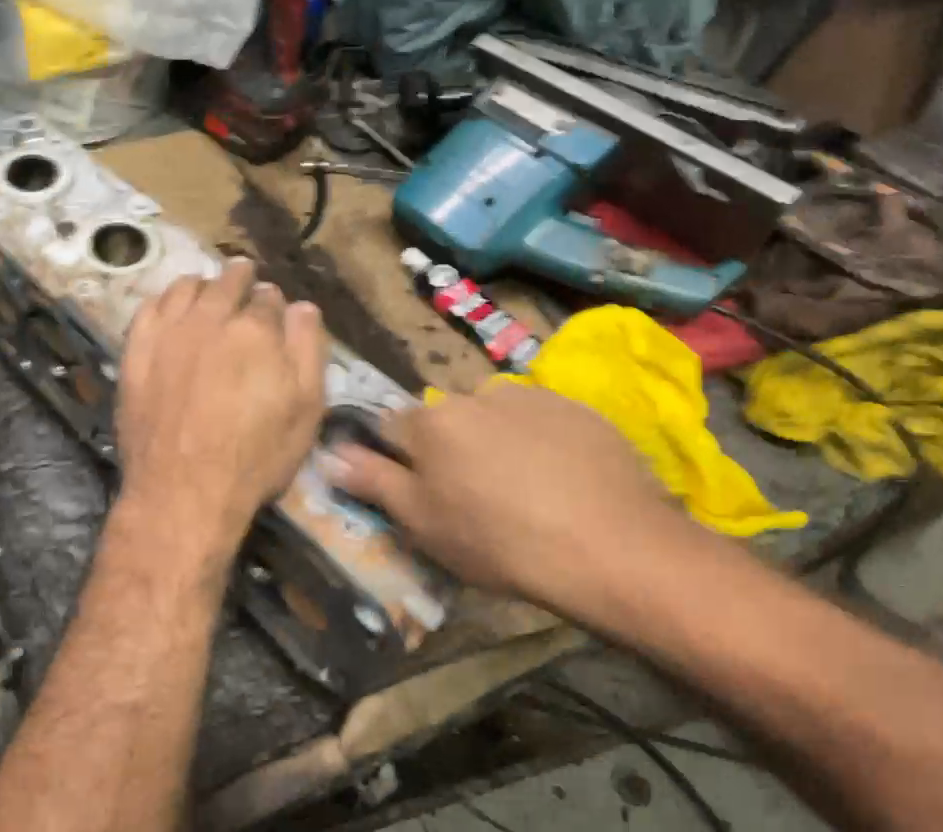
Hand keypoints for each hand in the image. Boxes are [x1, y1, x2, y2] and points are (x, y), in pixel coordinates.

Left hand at [115, 258, 328, 562]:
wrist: (184, 490)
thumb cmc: (255, 458)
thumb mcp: (305, 410)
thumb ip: (307, 351)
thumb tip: (302, 307)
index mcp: (255, 331)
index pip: (268, 299)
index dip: (272, 301)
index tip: (272, 303)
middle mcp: (210, 320)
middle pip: (226, 284)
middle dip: (239, 276)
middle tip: (242, 273)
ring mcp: (167, 334)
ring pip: (185, 289)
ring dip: (201, 284)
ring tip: (205, 286)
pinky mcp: (136, 352)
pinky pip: (148, 309)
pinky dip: (163, 299)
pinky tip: (168, 305)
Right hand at [326, 383, 689, 610]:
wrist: (613, 548)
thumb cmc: (501, 541)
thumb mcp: (423, 524)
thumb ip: (373, 482)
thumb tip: (329, 454)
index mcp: (429, 423)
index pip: (391, 428)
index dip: (399, 460)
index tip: (419, 492)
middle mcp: (472, 395)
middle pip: (445, 422)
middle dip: (450, 451)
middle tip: (474, 500)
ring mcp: (529, 397)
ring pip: (493, 419)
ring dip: (495, 444)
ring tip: (524, 493)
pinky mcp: (578, 409)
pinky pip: (541, 421)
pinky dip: (541, 444)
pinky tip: (561, 483)